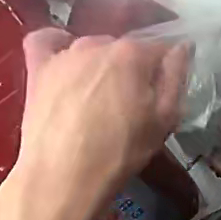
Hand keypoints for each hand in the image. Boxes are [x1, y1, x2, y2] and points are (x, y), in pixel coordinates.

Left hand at [6, 29, 188, 219]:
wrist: (63, 178)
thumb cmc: (121, 151)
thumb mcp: (165, 119)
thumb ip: (176, 77)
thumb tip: (182, 47)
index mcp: (133, 53)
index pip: (160, 48)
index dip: (164, 71)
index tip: (162, 94)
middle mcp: (99, 44)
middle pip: (125, 48)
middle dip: (133, 69)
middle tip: (132, 103)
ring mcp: (65, 55)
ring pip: (92, 48)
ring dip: (101, 64)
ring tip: (98, 98)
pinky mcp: (38, 69)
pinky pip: (47, 41)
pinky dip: (57, 44)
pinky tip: (64, 61)